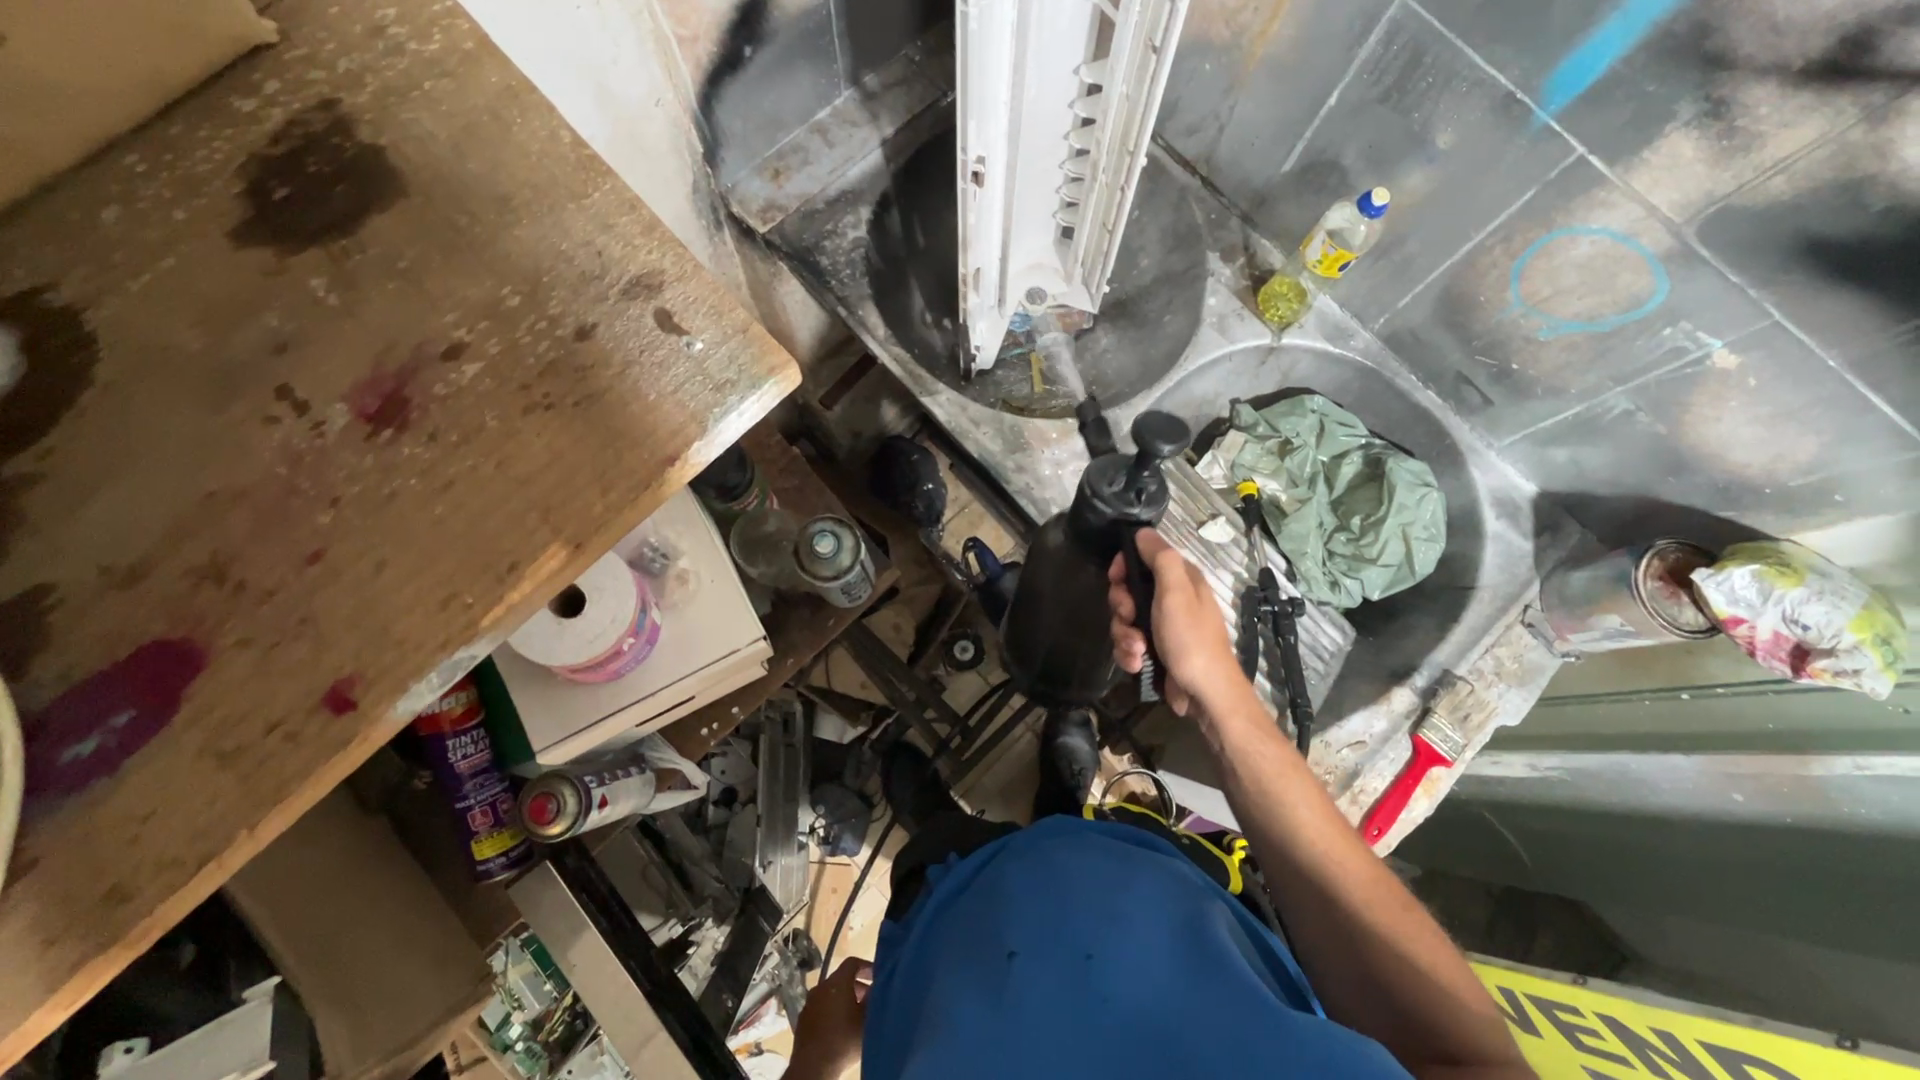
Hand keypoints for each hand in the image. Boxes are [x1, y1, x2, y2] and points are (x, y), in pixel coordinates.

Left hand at [789, 958, 871, 1079]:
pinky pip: (821, 1007)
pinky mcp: (803, 1019)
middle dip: (857, 986)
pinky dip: (832, 1010)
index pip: (852, 962)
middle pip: (841, 978)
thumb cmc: (844, 1039)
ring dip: (844, 999)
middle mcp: (820, 987)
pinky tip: (839, 1027)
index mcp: (837, 982)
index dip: (867, 967)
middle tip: (870, 1000)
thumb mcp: (867, 1018)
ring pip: (830, 994)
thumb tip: (876, 988)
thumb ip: (873, 999)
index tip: (877, 978)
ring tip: (856, 1015)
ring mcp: (809, 1003)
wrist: (813, 1065)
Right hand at [1108, 528, 1244, 715]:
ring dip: (1124, 636)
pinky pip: (1129, 643)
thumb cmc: (1191, 639)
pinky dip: (1129, 653)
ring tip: (1137, 650)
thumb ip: (1160, 559)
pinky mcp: (1155, 650)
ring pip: (1125, 620)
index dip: (1124, 568)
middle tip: (1130, 618)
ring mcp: (1162, 626)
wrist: (1203, 692)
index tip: (1116, 580)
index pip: (1143, 558)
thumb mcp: (1176, 593)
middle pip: (1129, 591)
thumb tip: (1142, 532)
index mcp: (1181, 580)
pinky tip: (1137, 663)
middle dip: (1122, 608)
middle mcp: (1171, 599)